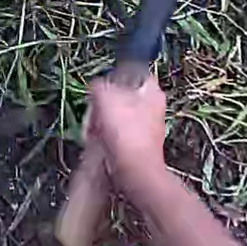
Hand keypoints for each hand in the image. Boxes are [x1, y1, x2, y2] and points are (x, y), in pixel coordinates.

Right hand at [85, 70, 166, 192]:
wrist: (136, 172)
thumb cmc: (125, 132)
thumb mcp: (105, 96)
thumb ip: (99, 84)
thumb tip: (97, 87)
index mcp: (151, 91)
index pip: (131, 72)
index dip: (113, 77)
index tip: (101, 87)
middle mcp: (152, 106)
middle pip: (118, 95)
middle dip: (101, 104)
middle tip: (94, 113)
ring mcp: (145, 126)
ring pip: (114, 114)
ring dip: (99, 121)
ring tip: (94, 131)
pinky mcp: (136, 142)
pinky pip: (115, 131)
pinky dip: (104, 136)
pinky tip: (98, 142)